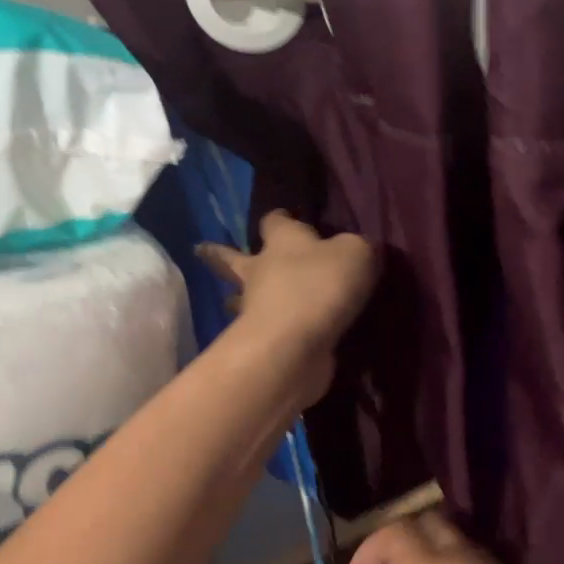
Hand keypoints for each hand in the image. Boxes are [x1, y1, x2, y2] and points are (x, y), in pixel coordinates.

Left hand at [197, 212, 377, 400]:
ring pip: (242, 298)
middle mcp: (261, 271)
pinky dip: (271, 331)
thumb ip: (360, 248)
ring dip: (240, 298)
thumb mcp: (357, 254)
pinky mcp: (264, 343)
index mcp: (281, 242)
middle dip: (221, 254)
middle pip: (234, 258)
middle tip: (202, 250)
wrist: (294, 346)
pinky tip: (279, 335)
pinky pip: (267, 330)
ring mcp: (256, 309)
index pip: (275, 222)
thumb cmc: (321, 287)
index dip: (280, 219)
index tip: (280, 217)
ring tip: (236, 301)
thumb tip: (362, 249)